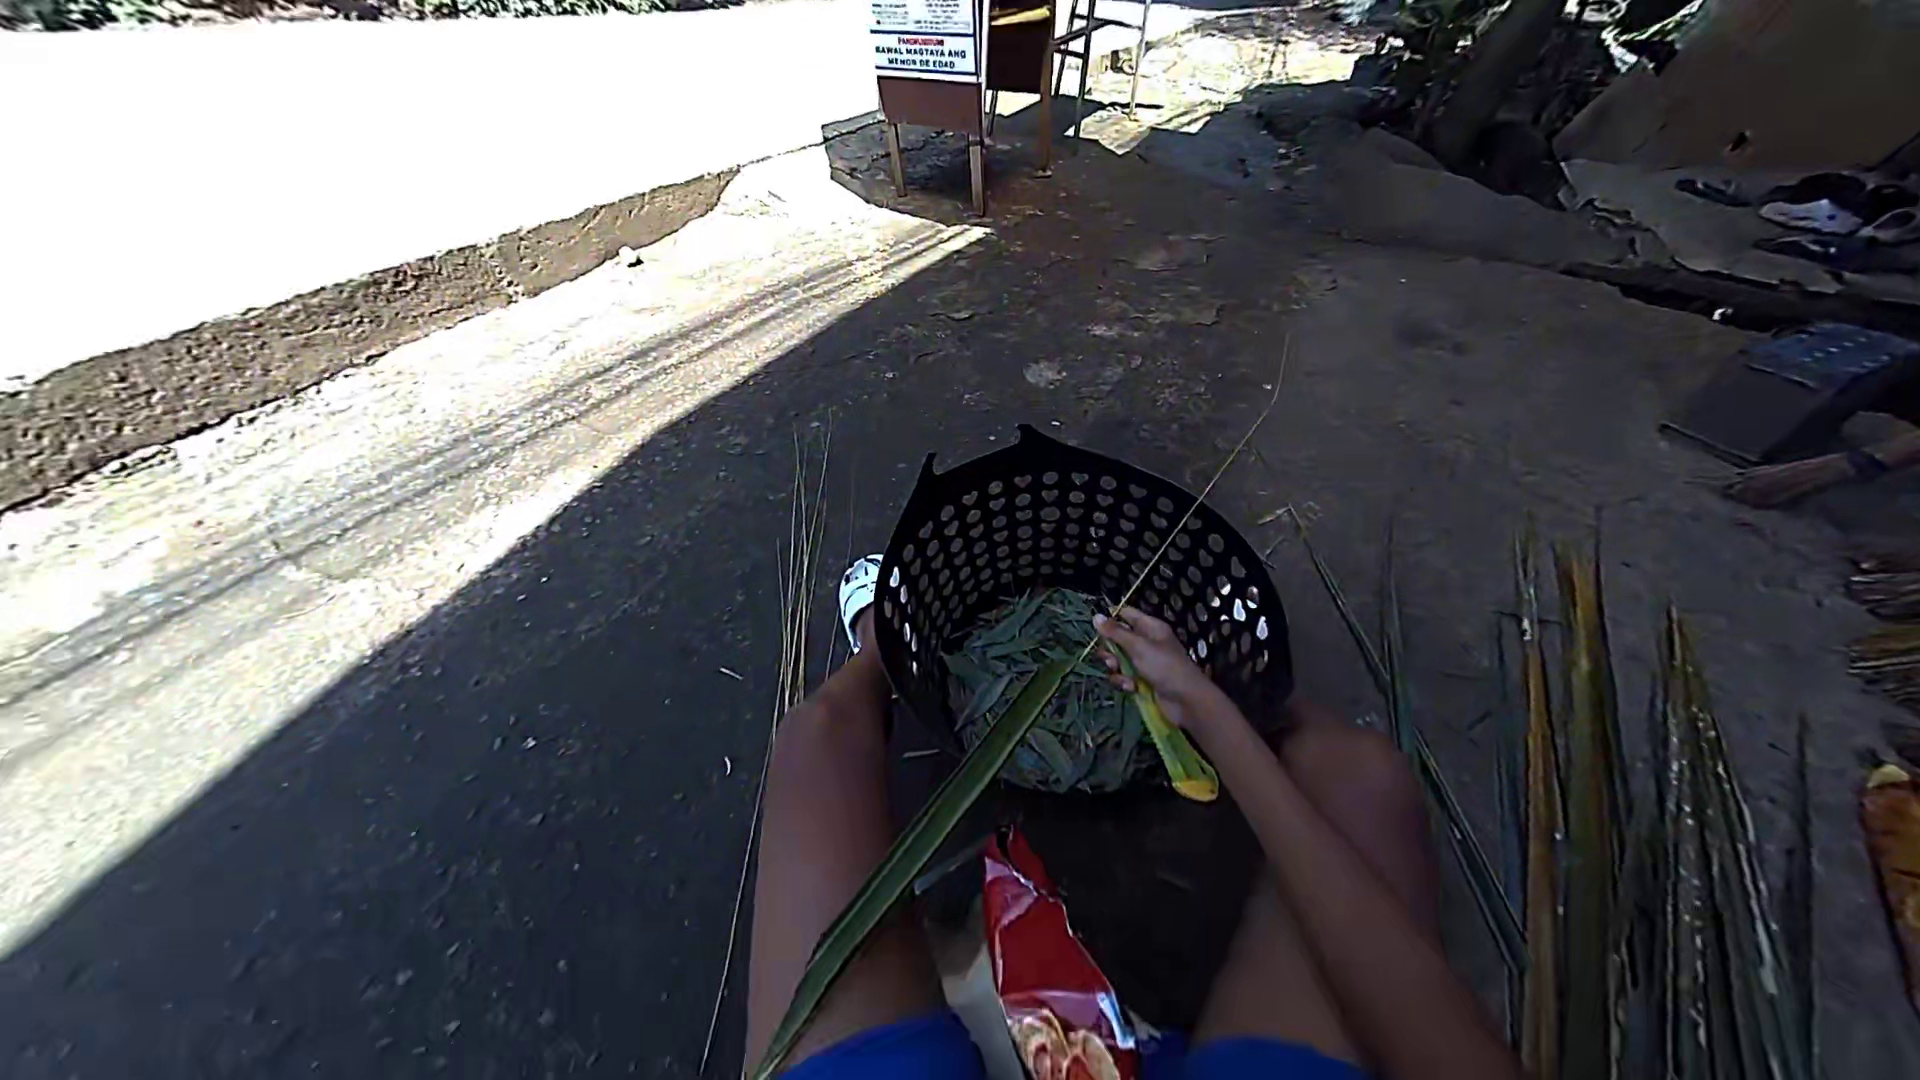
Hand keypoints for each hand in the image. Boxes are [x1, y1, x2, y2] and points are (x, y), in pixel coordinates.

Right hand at [1093, 606, 1236, 733]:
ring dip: (1116, 669)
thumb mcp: (1138, 646)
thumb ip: (1115, 632)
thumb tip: (1096, 616)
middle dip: (1110, 650)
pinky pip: (1124, 676)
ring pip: (1117, 659)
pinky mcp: (1142, 679)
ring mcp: (1144, 662)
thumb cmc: (1164, 666)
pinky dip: (1124, 681)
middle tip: (1111, 660)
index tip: (1098, 628)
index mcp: (1149, 627)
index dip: (1111, 619)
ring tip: (1124, 677)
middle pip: (1117, 639)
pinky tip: (1131, 688)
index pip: (1126, 614)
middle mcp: (1146, 642)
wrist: (1186, 701)